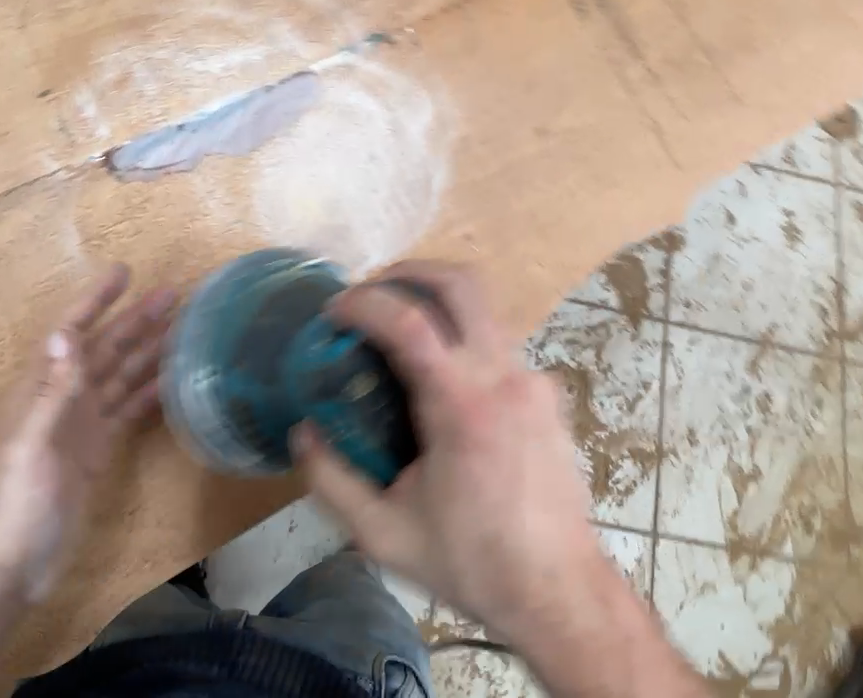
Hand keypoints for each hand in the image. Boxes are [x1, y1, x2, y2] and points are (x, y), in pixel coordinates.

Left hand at [0, 264, 175, 601]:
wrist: (6, 570)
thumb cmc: (10, 508)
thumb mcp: (29, 447)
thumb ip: (52, 391)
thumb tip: (66, 334)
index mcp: (38, 392)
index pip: (70, 333)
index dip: (94, 301)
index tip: (123, 272)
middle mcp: (61, 400)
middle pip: (103, 349)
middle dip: (134, 319)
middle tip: (172, 293)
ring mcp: (80, 426)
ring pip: (120, 376)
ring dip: (147, 349)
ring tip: (181, 326)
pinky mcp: (95, 451)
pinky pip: (127, 411)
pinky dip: (149, 392)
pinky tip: (172, 378)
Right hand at [291, 261, 609, 648]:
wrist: (560, 591)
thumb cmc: (472, 563)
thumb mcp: (384, 535)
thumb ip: (332, 479)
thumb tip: (302, 431)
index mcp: (462, 406)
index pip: (410, 322)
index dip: (364, 303)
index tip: (333, 311)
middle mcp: (503, 376)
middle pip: (461, 283)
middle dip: (410, 272)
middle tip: (371, 291)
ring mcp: (533, 380)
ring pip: (483, 309)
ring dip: (436, 304)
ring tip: (398, 334)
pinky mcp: (548, 394)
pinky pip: (498, 346)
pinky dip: (461, 341)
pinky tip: (441, 384)